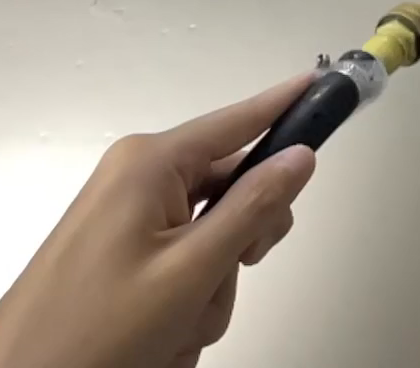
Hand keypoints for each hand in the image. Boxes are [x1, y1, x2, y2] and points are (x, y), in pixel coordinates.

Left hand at [0, 75, 316, 367]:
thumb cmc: (95, 335)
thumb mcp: (189, 273)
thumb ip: (252, 209)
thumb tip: (301, 156)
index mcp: (151, 163)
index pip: (239, 120)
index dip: (286, 103)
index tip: (325, 82)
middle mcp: (139, 177)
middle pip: (231, 184)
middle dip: (242, 237)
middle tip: (242, 267)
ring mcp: (126, 215)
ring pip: (212, 232)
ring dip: (211, 284)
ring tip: (178, 328)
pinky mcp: (118, 252)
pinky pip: (182, 257)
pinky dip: (187, 298)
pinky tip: (162, 337)